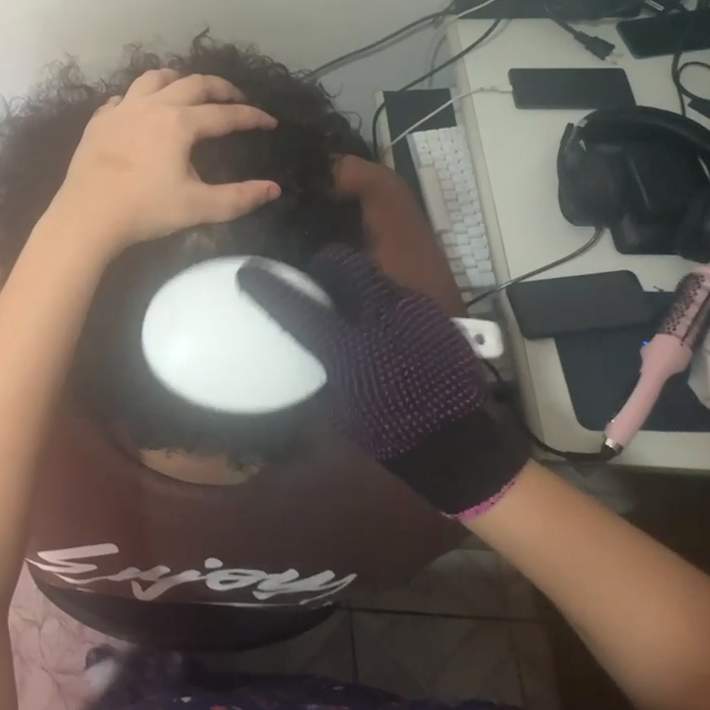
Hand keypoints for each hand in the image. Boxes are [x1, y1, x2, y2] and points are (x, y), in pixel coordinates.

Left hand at [48, 69, 280, 253]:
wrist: (87, 215)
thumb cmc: (144, 210)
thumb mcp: (197, 207)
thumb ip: (238, 198)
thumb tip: (273, 189)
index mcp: (180, 123)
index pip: (225, 114)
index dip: (251, 117)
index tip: (269, 121)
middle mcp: (152, 106)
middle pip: (193, 84)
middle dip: (220, 87)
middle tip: (235, 97)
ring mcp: (121, 110)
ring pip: (153, 79)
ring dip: (177, 79)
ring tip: (188, 88)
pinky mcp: (98, 122)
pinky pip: (122, 98)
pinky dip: (138, 97)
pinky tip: (140, 108)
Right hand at [237, 245, 527, 517]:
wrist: (460, 444)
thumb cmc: (393, 435)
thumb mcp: (342, 409)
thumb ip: (325, 369)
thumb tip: (312, 351)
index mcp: (346, 346)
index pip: (296, 306)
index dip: (268, 287)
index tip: (249, 273)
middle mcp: (379, 316)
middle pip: (344, 264)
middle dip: (327, 266)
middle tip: (318, 281)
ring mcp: (414, 311)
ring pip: (376, 278)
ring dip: (359, 286)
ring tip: (356, 309)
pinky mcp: (438, 316)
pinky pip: (402, 297)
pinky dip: (386, 305)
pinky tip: (389, 331)